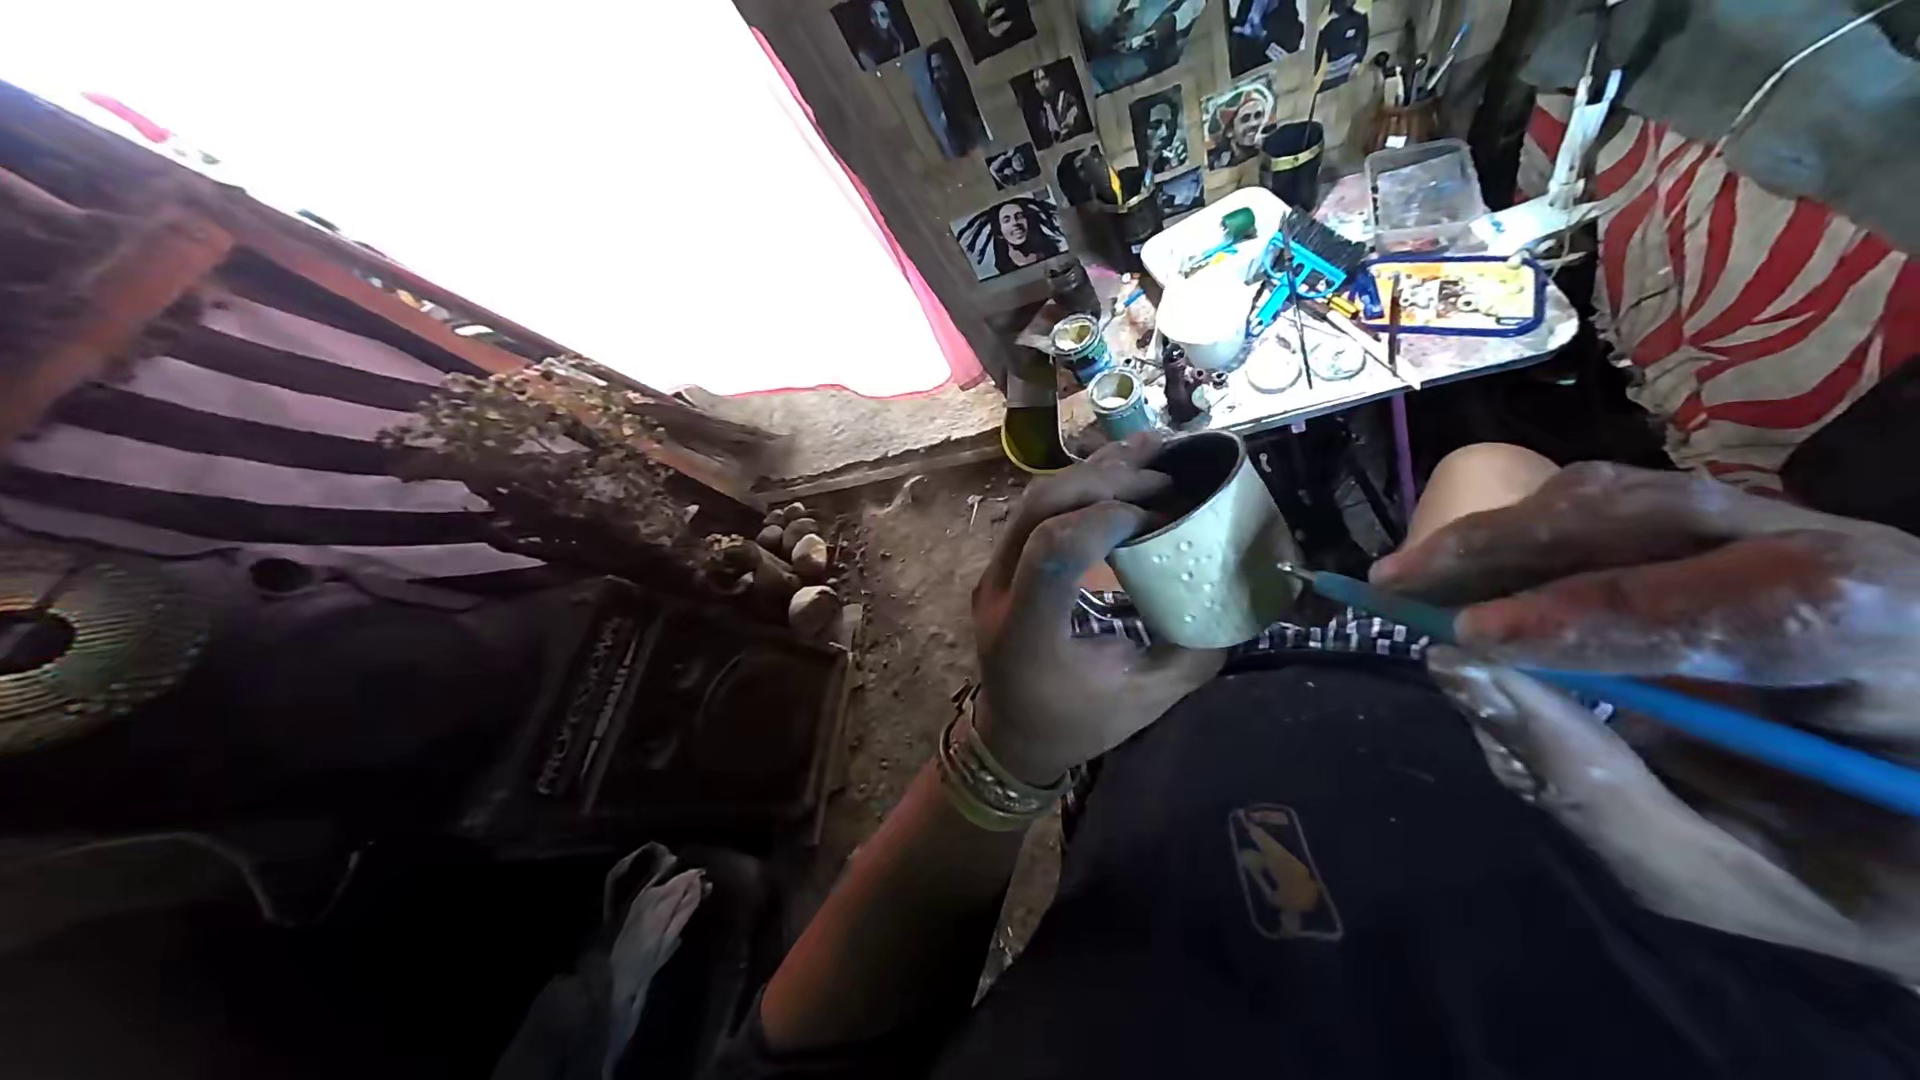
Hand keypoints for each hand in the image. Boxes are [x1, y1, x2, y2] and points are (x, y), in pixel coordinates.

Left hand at [972, 433, 1225, 785]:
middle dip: (1106, 481)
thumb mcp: (1144, 699)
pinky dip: (1080, 485)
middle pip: (1039, 509)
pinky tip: (1120, 468)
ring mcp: (992, 573)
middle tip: (1167, 479)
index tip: (1160, 518)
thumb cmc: (1076, 723)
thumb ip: (1192, 647)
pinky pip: (1034, 510)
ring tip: (1152, 449)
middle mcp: (999, 592)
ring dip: (1093, 471)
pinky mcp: (1001, 563)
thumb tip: (1236, 589)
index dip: (1106, 519)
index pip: (1054, 551)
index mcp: (1028, 633)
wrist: (1013, 733)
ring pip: (1033, 500)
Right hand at [1374, 462, 1919, 978]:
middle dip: (1514, 548)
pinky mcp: (1724, 540)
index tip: (1470, 639)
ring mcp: (1796, 540)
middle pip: (1671, 516)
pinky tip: (1458, 573)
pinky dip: (1516, 537)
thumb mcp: (1724, 875)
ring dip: (1499, 535)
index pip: (1775, 608)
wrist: (1914, 823)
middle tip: (1396, 584)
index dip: (1605, 614)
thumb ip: (1593, 786)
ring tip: (1409, 577)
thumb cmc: (1846, 883)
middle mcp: (1878, 572)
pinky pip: (1604, 512)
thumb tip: (1455, 671)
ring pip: (1625, 499)